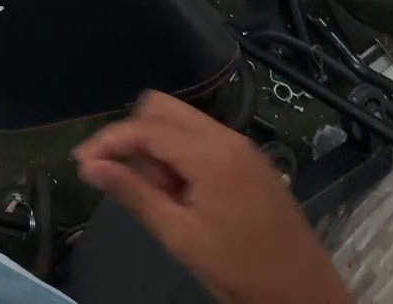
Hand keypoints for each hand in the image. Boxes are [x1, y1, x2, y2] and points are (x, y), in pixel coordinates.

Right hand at [74, 90, 350, 303]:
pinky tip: (180, 193)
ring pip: (179, 120)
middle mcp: (226, 138)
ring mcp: (242, 147)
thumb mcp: (181, 237)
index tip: (82, 163)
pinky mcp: (250, 161)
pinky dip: (178, 153)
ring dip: (155, 144)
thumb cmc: (242, 273)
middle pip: (160, 107)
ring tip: (156, 192)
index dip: (107, 140)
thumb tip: (89, 166)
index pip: (144, 127)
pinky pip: (200, 137)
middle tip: (124, 176)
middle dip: (132, 135)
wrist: (310, 303)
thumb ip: (133, 194)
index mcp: (210, 154)